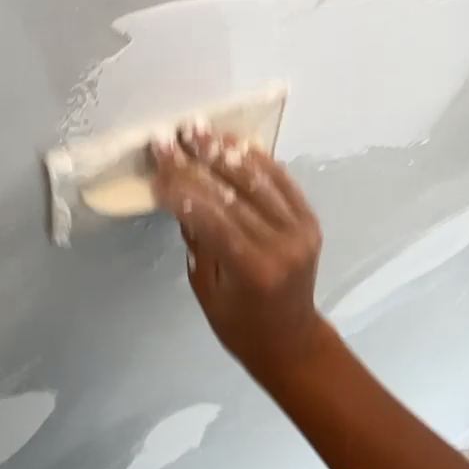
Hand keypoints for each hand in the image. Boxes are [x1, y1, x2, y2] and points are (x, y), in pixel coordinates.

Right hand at [151, 126, 328, 381]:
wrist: (290, 338)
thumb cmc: (238, 324)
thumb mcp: (205, 285)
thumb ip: (197, 238)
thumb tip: (178, 191)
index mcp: (252, 269)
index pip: (212, 216)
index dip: (182, 187)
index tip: (159, 163)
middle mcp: (281, 244)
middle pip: (234, 191)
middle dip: (199, 160)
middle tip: (175, 135)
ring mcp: (301, 229)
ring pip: (259, 178)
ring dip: (227, 150)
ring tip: (200, 129)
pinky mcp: (310, 219)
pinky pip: (282, 181)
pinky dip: (257, 159)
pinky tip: (234, 142)